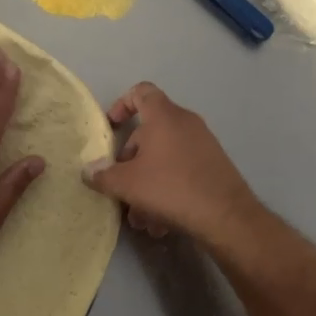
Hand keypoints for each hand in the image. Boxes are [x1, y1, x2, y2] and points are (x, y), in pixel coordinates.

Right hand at [83, 82, 262, 242]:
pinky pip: (182, 171)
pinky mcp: (214, 166)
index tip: (111, 127)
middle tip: (121, 189)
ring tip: (141, 219)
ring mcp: (203, 144)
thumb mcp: (127, 184)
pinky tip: (161, 224)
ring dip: (147, 185)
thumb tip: (88, 170)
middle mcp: (185, 123)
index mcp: (163, 116)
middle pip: (149, 133)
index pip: (141, 91)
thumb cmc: (171, 188)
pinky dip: (168, 191)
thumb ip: (103, 175)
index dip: (122, 104)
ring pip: (164, 158)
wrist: (227, 216)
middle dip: (131, 163)